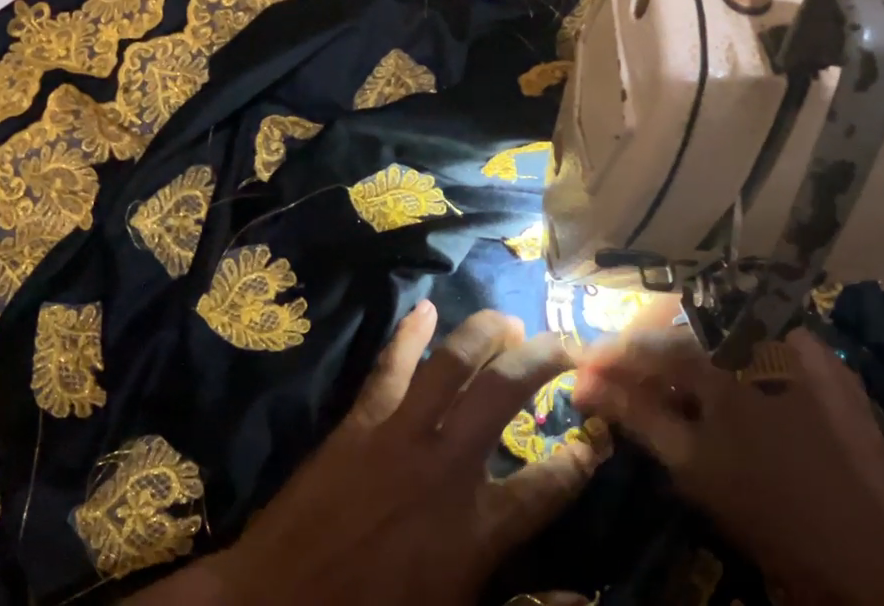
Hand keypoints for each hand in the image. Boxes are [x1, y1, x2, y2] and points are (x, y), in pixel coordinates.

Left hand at [128, 302, 606, 604]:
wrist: (282, 599)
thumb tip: (580, 600)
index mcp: (480, 525)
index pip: (554, 482)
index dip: (585, 455)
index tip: (601, 434)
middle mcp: (449, 465)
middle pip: (509, 391)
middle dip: (548, 357)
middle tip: (569, 343)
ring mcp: (402, 434)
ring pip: (454, 363)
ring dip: (486, 332)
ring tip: (511, 319)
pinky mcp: (361, 421)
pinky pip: (389, 366)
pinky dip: (408, 333)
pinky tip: (424, 307)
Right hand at [575, 327, 883, 605]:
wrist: (882, 553)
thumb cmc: (775, 512)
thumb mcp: (693, 466)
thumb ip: (636, 414)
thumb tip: (584, 384)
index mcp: (728, 357)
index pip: (649, 341)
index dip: (610, 355)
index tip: (583, 370)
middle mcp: (764, 330)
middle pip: (683, 316)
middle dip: (645, 340)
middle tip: (620, 374)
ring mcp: (800, 339)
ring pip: (721, 322)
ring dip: (682, 343)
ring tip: (662, 381)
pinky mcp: (824, 357)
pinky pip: (758, 336)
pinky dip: (725, 352)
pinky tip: (713, 385)